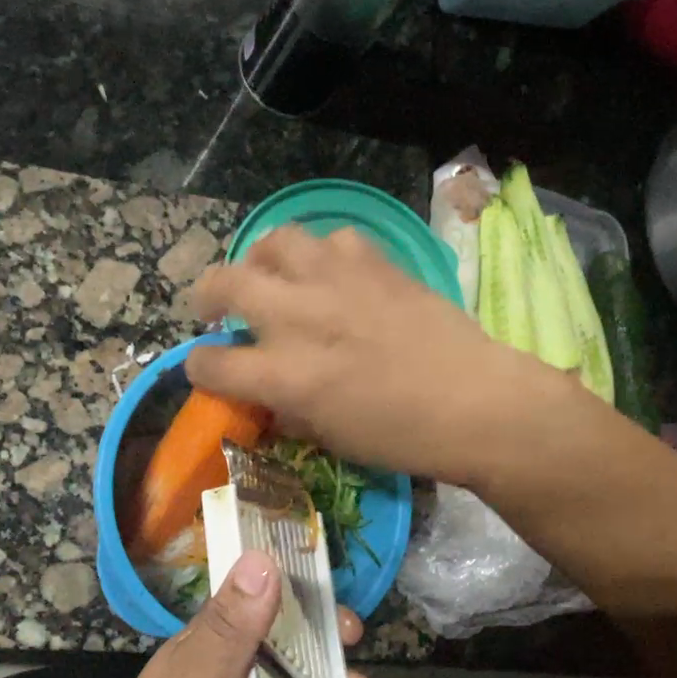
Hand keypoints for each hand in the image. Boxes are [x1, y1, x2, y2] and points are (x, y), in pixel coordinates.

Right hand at [186, 226, 582, 487]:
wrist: (475, 403)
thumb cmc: (400, 437)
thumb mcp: (328, 438)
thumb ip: (286, 411)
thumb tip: (266, 397)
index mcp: (284, 376)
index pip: (210, 363)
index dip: (200, 369)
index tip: (209, 370)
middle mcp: (299, 319)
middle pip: (223, 284)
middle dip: (207, 296)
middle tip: (216, 308)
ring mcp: (336, 282)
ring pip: (273, 241)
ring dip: (260, 260)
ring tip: (270, 276)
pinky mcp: (374, 262)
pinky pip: (331, 240)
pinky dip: (322, 255)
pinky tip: (333, 275)